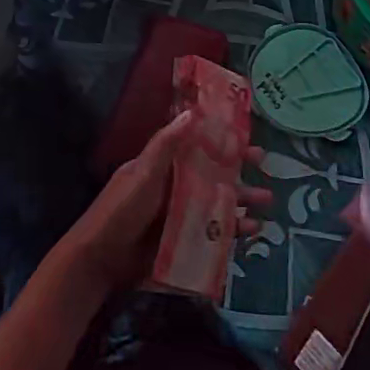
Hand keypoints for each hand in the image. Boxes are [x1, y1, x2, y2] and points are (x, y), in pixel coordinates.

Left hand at [54, 111, 270, 294]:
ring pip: (217, 206)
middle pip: (213, 179)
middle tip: (267, 175)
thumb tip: (191, 111)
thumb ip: (166, 144)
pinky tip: (251, 233)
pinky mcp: (182, 242)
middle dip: (239, 177)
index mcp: (163, 168)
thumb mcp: (143, 172)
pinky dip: (232, 231)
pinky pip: (213, 233)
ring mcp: (178, 216)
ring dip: (241, 203)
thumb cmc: (122, 209)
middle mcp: (173, 188)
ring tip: (265, 205)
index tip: (250, 142)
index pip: (198, 150)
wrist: (102, 258)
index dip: (224, 146)